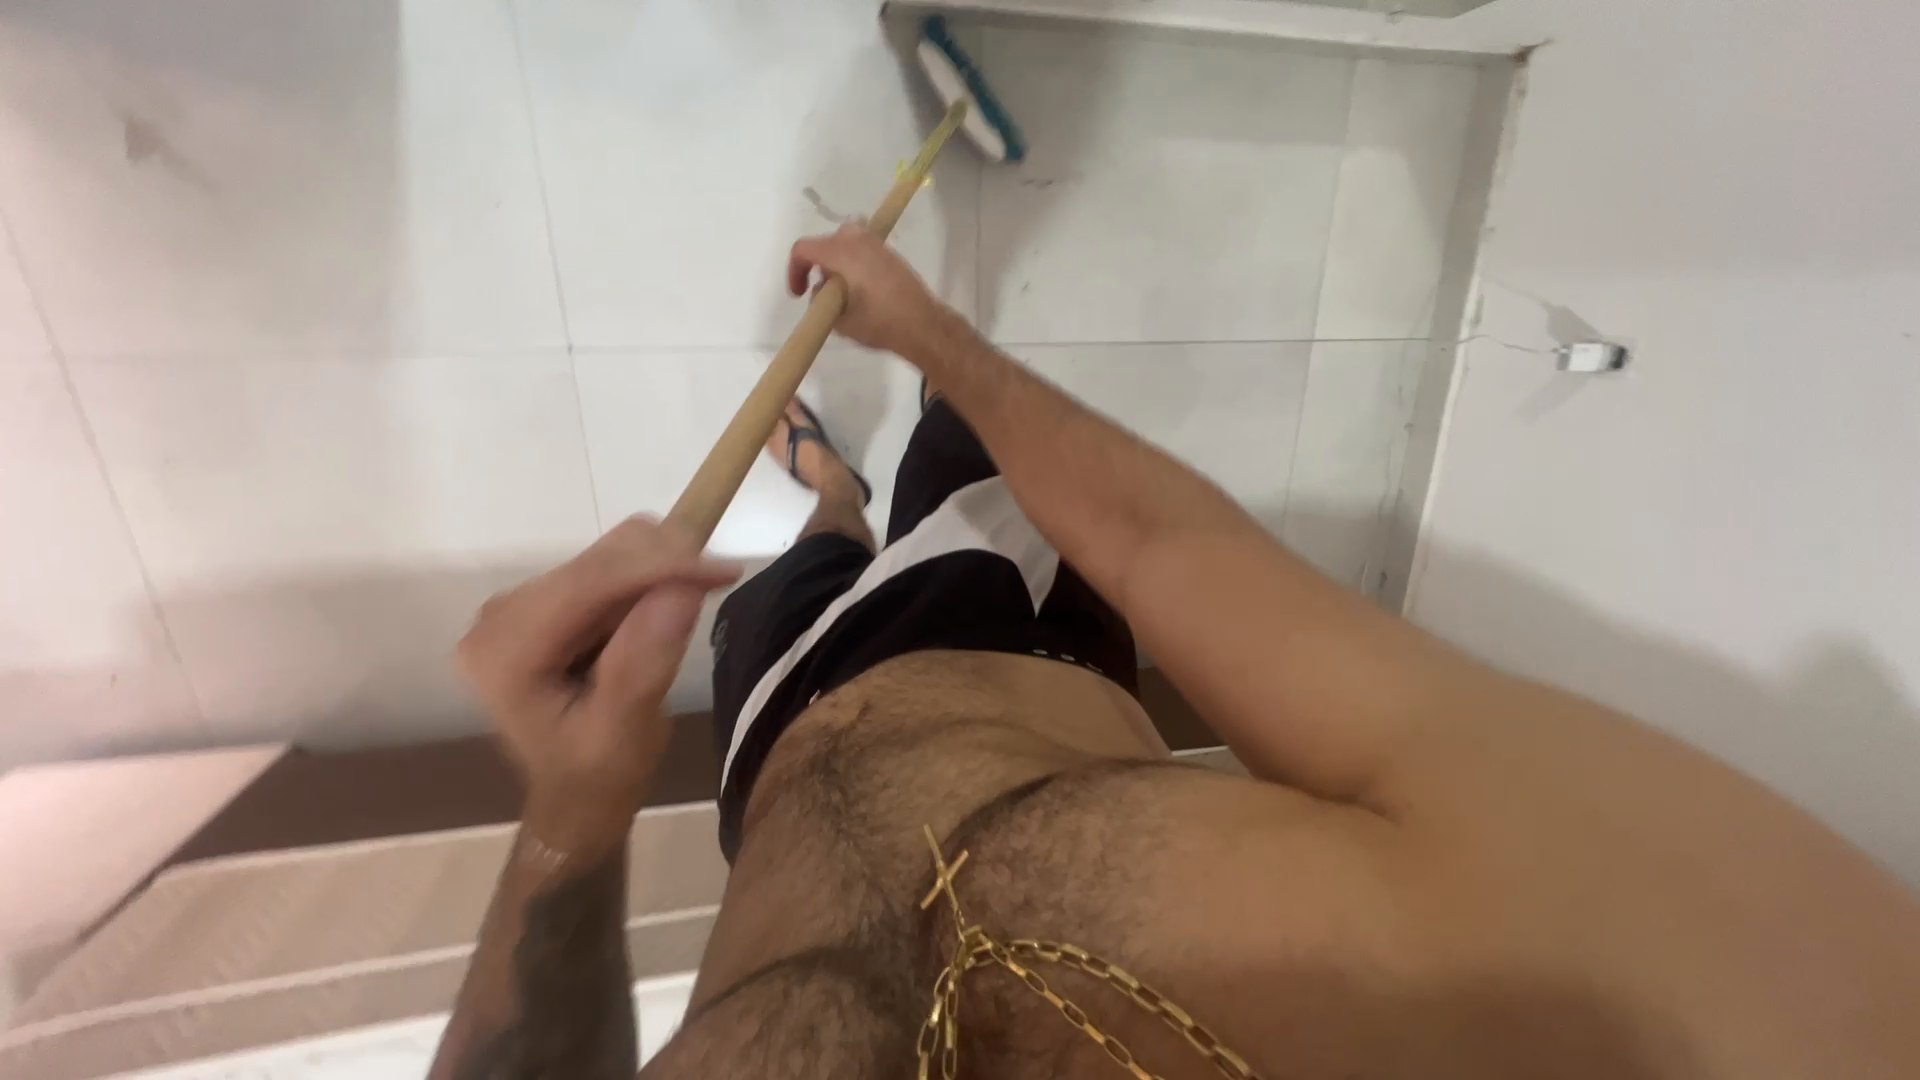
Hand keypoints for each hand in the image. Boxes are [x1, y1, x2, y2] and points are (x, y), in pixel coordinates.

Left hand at [458, 517, 740, 851]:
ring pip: (609, 552)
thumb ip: (643, 663)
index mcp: (505, 651)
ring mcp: (524, 603)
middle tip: (719, 582)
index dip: (661, 566)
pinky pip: (611, 563)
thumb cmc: (599, 774)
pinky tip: (668, 606)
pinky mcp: (550, 598)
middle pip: (599, 559)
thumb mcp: (625, 732)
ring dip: (662, 569)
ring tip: (691, 604)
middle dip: (666, 563)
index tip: (725, 570)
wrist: (578, 792)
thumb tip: (681, 590)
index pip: (589, 583)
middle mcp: (502, 615)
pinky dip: (652, 574)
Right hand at [787, 223, 952, 356]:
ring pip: (844, 245)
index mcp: (841, 251)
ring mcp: (876, 244)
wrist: (922, 324)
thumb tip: (822, 291)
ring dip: (836, 266)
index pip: (803, 249)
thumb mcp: (840, 320)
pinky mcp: (890, 254)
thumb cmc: (879, 322)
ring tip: (842, 295)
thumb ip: (821, 301)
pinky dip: (853, 265)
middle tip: (823, 293)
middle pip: (825, 244)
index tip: (799, 293)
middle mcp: (857, 239)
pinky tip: (861, 292)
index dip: (794, 270)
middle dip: (818, 267)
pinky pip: (861, 251)